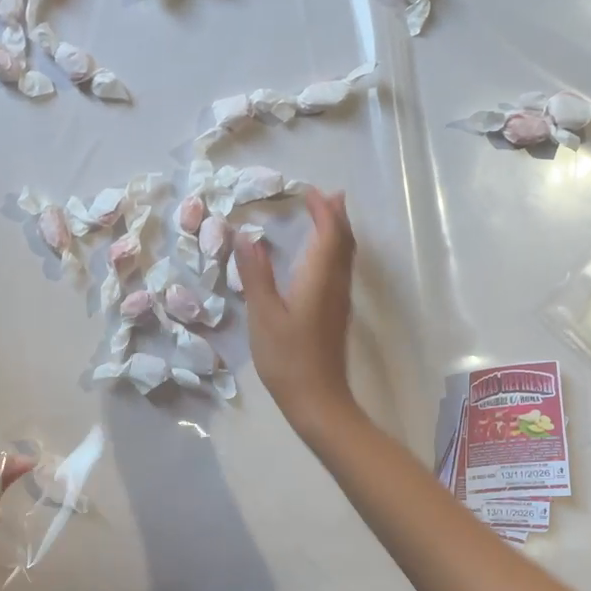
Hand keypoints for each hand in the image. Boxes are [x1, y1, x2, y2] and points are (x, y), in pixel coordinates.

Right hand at [236, 188, 362, 436]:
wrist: (317, 399)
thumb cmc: (287, 357)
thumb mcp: (263, 314)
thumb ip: (255, 274)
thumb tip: (246, 236)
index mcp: (319, 278)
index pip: (328, 232)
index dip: (322, 210)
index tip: (308, 191)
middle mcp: (335, 284)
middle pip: (343, 241)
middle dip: (335, 215)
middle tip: (324, 196)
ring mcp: (339, 301)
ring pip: (344, 256)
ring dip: (337, 232)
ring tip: (327, 216)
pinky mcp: (335, 315)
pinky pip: (339, 270)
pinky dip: (333, 252)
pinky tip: (319, 258)